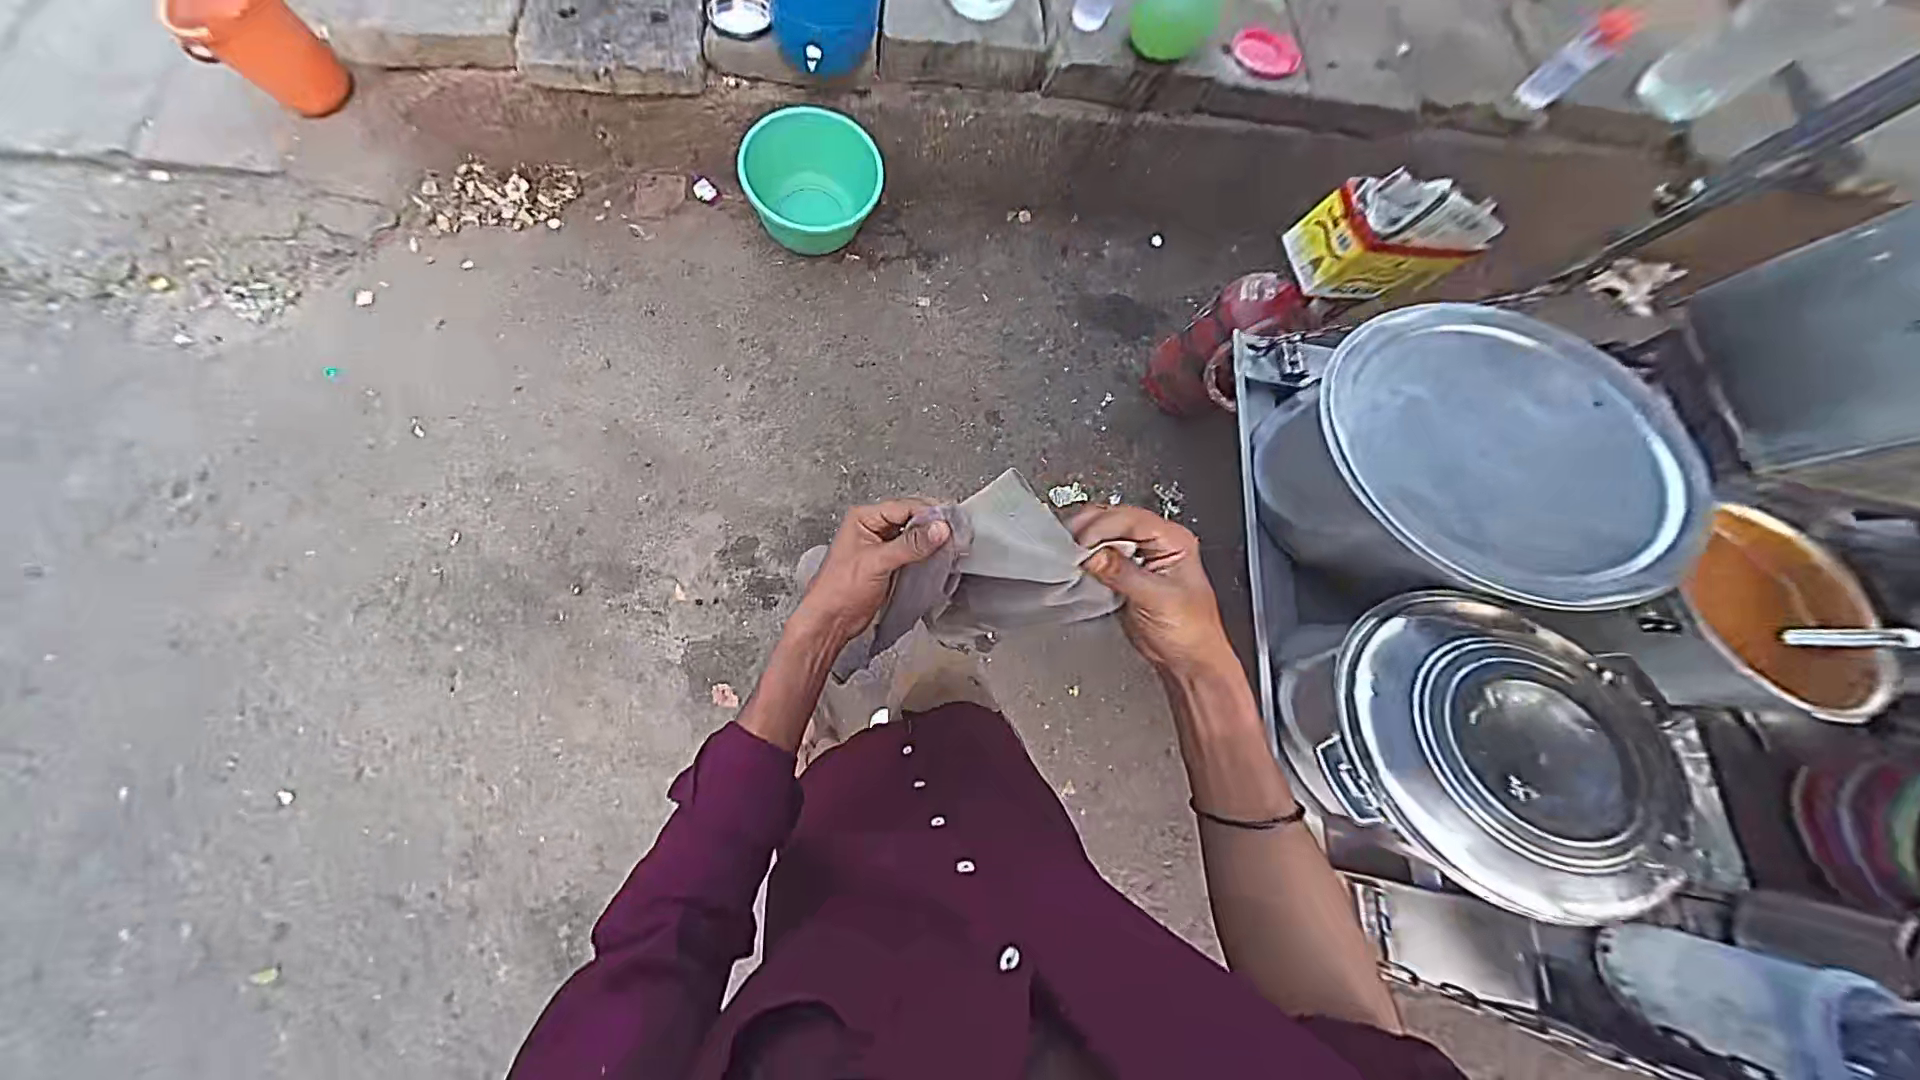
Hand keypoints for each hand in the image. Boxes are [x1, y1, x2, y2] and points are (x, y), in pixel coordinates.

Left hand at [794, 499, 952, 644]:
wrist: (831, 621)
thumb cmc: (838, 589)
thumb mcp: (876, 562)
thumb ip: (910, 545)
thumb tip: (938, 529)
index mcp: (863, 519)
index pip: (904, 507)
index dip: (929, 513)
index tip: (950, 522)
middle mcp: (873, 529)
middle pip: (912, 518)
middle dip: (933, 525)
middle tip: (955, 532)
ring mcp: (883, 547)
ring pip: (915, 535)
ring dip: (932, 540)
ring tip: (951, 544)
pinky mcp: (891, 564)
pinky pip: (915, 552)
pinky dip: (928, 554)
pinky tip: (939, 557)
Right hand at [1071, 504, 1234, 678]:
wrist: (1187, 661)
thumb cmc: (1191, 632)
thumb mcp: (1156, 599)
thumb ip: (1122, 574)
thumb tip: (1093, 555)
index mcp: (1174, 540)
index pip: (1130, 519)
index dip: (1102, 527)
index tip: (1081, 544)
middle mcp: (1156, 543)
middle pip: (1114, 519)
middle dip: (1088, 530)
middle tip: (1068, 546)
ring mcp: (1138, 556)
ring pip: (1103, 534)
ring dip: (1084, 543)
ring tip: (1068, 556)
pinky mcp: (1123, 572)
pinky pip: (1098, 555)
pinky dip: (1085, 558)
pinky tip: (1076, 566)